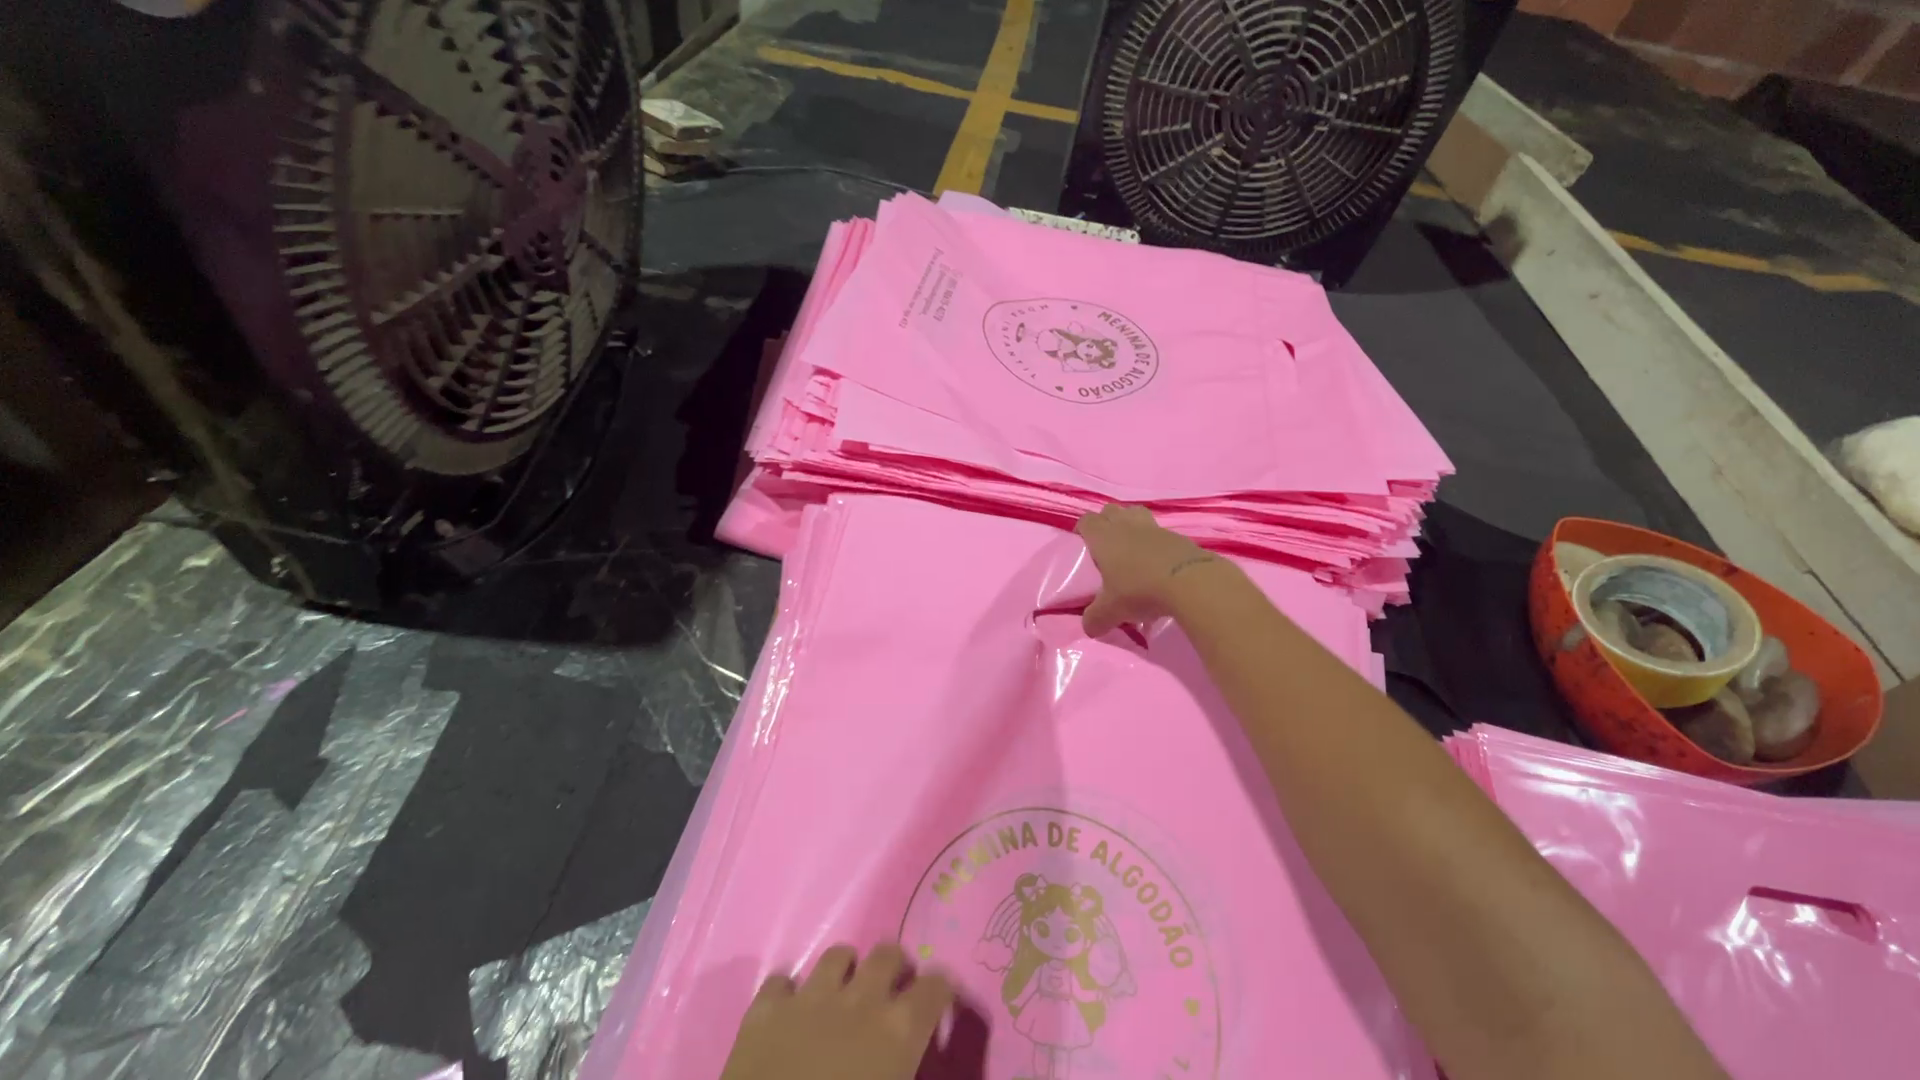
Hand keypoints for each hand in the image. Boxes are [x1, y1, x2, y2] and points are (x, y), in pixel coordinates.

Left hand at [720, 944, 955, 1079]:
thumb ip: (907, 1069)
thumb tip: (906, 1063)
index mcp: (899, 1030)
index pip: (936, 985)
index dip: (940, 992)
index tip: (937, 1005)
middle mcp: (860, 999)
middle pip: (888, 954)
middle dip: (894, 968)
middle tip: (891, 993)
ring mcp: (810, 998)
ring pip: (837, 955)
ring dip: (845, 971)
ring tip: (843, 993)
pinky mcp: (765, 1009)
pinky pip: (781, 981)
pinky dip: (790, 994)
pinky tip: (791, 1013)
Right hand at [1074, 504, 1226, 637]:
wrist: (1190, 582)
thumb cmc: (1140, 590)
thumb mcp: (1111, 612)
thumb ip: (1095, 619)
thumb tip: (1090, 628)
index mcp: (1104, 538)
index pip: (1087, 521)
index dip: (1082, 529)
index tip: (1083, 544)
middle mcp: (1126, 526)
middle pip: (1111, 510)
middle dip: (1106, 523)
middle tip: (1106, 547)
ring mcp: (1153, 528)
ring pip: (1136, 513)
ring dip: (1131, 524)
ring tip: (1131, 547)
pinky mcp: (1177, 536)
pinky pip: (1160, 532)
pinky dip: (1155, 542)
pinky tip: (1157, 563)